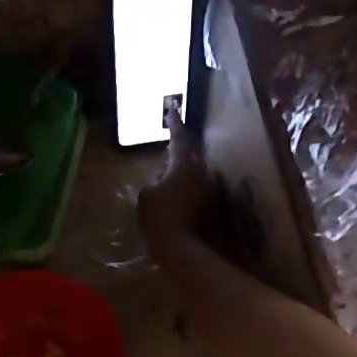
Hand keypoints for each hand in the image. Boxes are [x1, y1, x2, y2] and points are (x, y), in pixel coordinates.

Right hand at [137, 125, 218, 266]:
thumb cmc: (159, 217)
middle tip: (170, 144)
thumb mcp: (146, 194)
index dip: (174, 122)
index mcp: (184, 164)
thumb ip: (155, 180)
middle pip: (191, 153)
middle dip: (180, 148)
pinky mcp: (210, 205)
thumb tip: (162, 177)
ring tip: (171, 171)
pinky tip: (177, 193)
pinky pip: (197, 187)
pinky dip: (187, 186)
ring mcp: (208, 189)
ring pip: (195, 171)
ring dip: (184, 169)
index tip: (173, 108)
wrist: (180, 247)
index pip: (179, 137)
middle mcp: (201, 172)